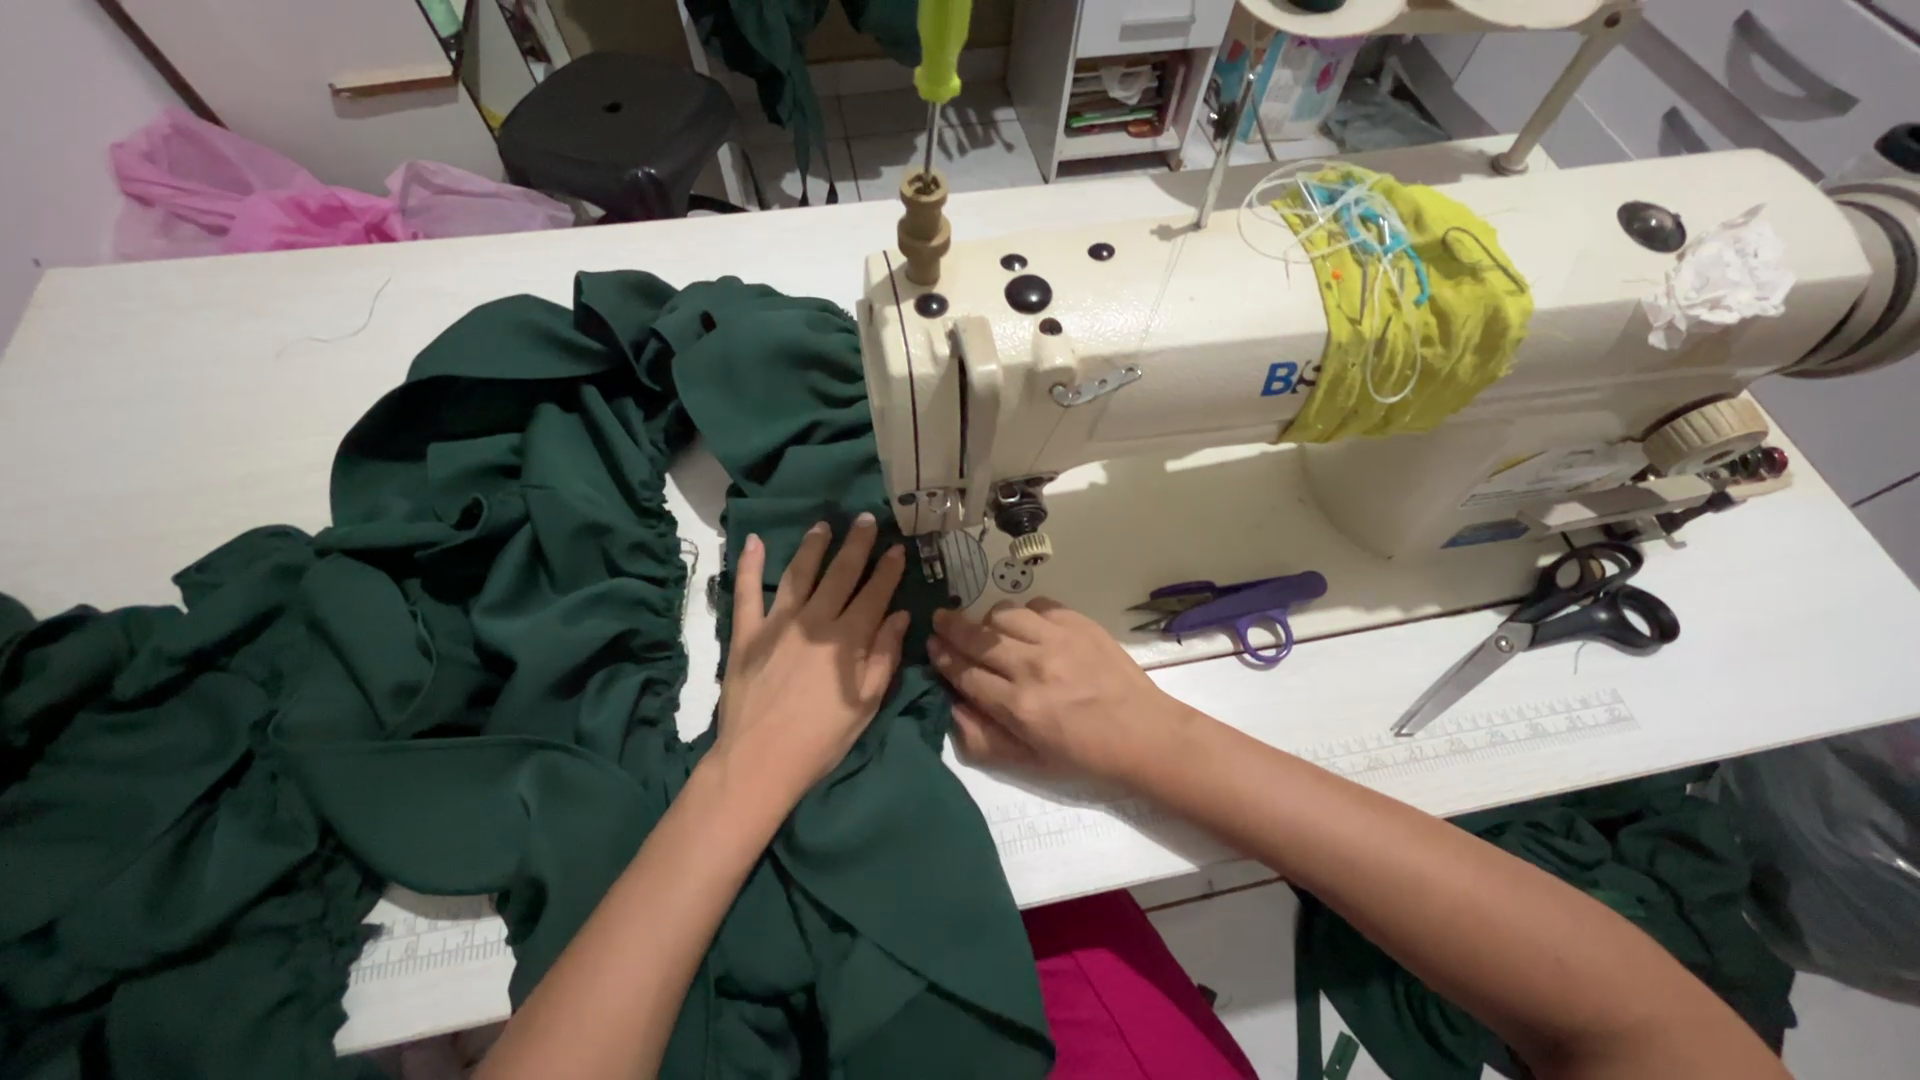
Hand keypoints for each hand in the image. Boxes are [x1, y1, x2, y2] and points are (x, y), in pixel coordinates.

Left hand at [713, 514, 910, 806]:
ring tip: (822, 525)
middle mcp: (815, 621)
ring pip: (799, 574)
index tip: (898, 547)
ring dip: (813, 547)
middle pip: (840, 574)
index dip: (888, 570)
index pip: (874, 594)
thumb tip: (900, 616)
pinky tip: (753, 543)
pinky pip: (746, 593)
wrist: (760, 761)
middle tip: (865, 519)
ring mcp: (777, 624)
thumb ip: (884, 656)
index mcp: (848, 639)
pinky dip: (748, 566)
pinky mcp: (746, 634)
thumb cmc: (822, 739)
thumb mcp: (866, 704)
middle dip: (856, 545)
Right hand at [927, 599, 1189, 782]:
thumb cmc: (1084, 755)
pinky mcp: (1080, 624)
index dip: (942, 658)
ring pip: (1005, 615)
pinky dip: (1024, 612)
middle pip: (977, 638)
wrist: (1143, 734)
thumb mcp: (1028, 761)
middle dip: (951, 628)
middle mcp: (1032, 667)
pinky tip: (1024, 624)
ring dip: (987, 619)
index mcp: (1018, 706)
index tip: (931, 647)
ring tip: (984, 626)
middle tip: (939, 620)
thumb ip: (983, 737)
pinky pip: (1039, 605)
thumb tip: (952, 706)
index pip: (964, 673)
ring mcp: (1058, 640)